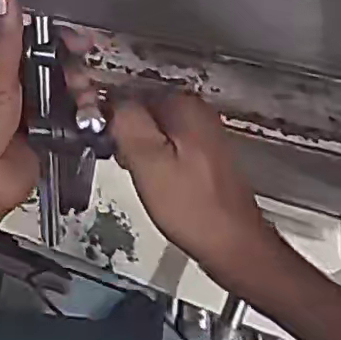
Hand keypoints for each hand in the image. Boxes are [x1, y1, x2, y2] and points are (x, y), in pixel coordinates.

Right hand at [110, 86, 289, 290]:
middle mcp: (195, 110)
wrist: (235, 248)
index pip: (127, 91)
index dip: (108, 112)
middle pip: (139, 107)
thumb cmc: (191, 207)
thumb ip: (126, 121)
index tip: (104, 137)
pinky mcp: (201, 152)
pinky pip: (164, 142)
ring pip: (149, 126)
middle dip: (123, 129)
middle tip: (123, 159)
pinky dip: (151, 155)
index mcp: (182, 104)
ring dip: (135, 144)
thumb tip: (109, 98)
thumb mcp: (147, 160)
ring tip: (136, 170)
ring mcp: (200, 131)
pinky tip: (153, 178)